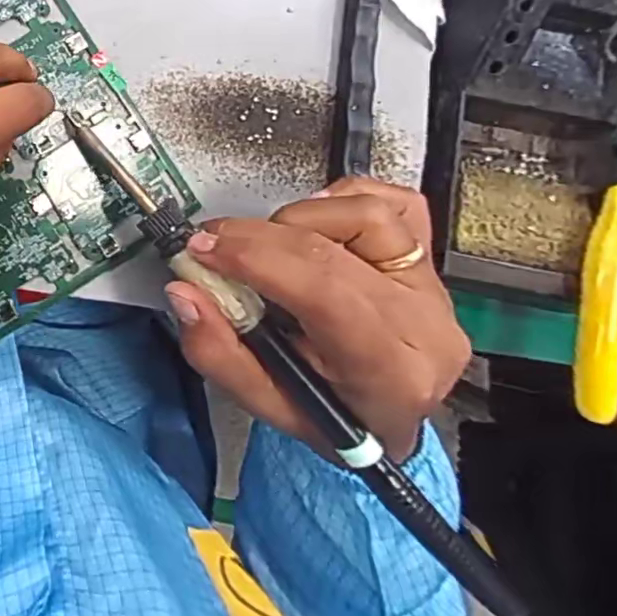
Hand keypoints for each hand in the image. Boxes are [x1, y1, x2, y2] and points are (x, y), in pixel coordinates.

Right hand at [164, 177, 470, 462]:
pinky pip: (393, 203)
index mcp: (390, 370)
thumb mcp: (263, 403)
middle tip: (208, 243)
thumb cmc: (327, 412)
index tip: (200, 249)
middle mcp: (423, 324)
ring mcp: (431, 287)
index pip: (325, 293)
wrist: (383, 415)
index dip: (254, 259)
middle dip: (251, 236)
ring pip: (361, 214)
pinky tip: (311, 222)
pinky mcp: (427, 259)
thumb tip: (185, 292)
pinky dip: (342, 200)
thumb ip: (216, 353)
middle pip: (328, 249)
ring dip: (294, 220)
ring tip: (265, 247)